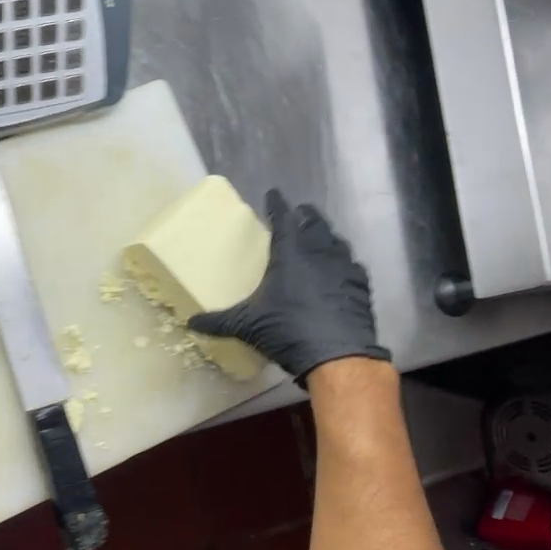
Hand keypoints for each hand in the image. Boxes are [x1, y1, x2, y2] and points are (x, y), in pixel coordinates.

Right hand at [189, 188, 390, 380]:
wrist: (336, 355)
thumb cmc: (285, 330)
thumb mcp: (245, 326)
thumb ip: (217, 322)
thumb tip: (191, 323)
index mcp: (290, 255)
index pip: (282, 219)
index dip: (277, 205)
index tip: (273, 194)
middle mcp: (319, 254)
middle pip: (315, 224)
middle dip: (306, 215)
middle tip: (300, 211)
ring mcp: (344, 268)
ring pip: (336, 241)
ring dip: (326, 236)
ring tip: (319, 238)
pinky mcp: (359, 286)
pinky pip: (350, 264)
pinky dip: (342, 261)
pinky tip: (338, 270)